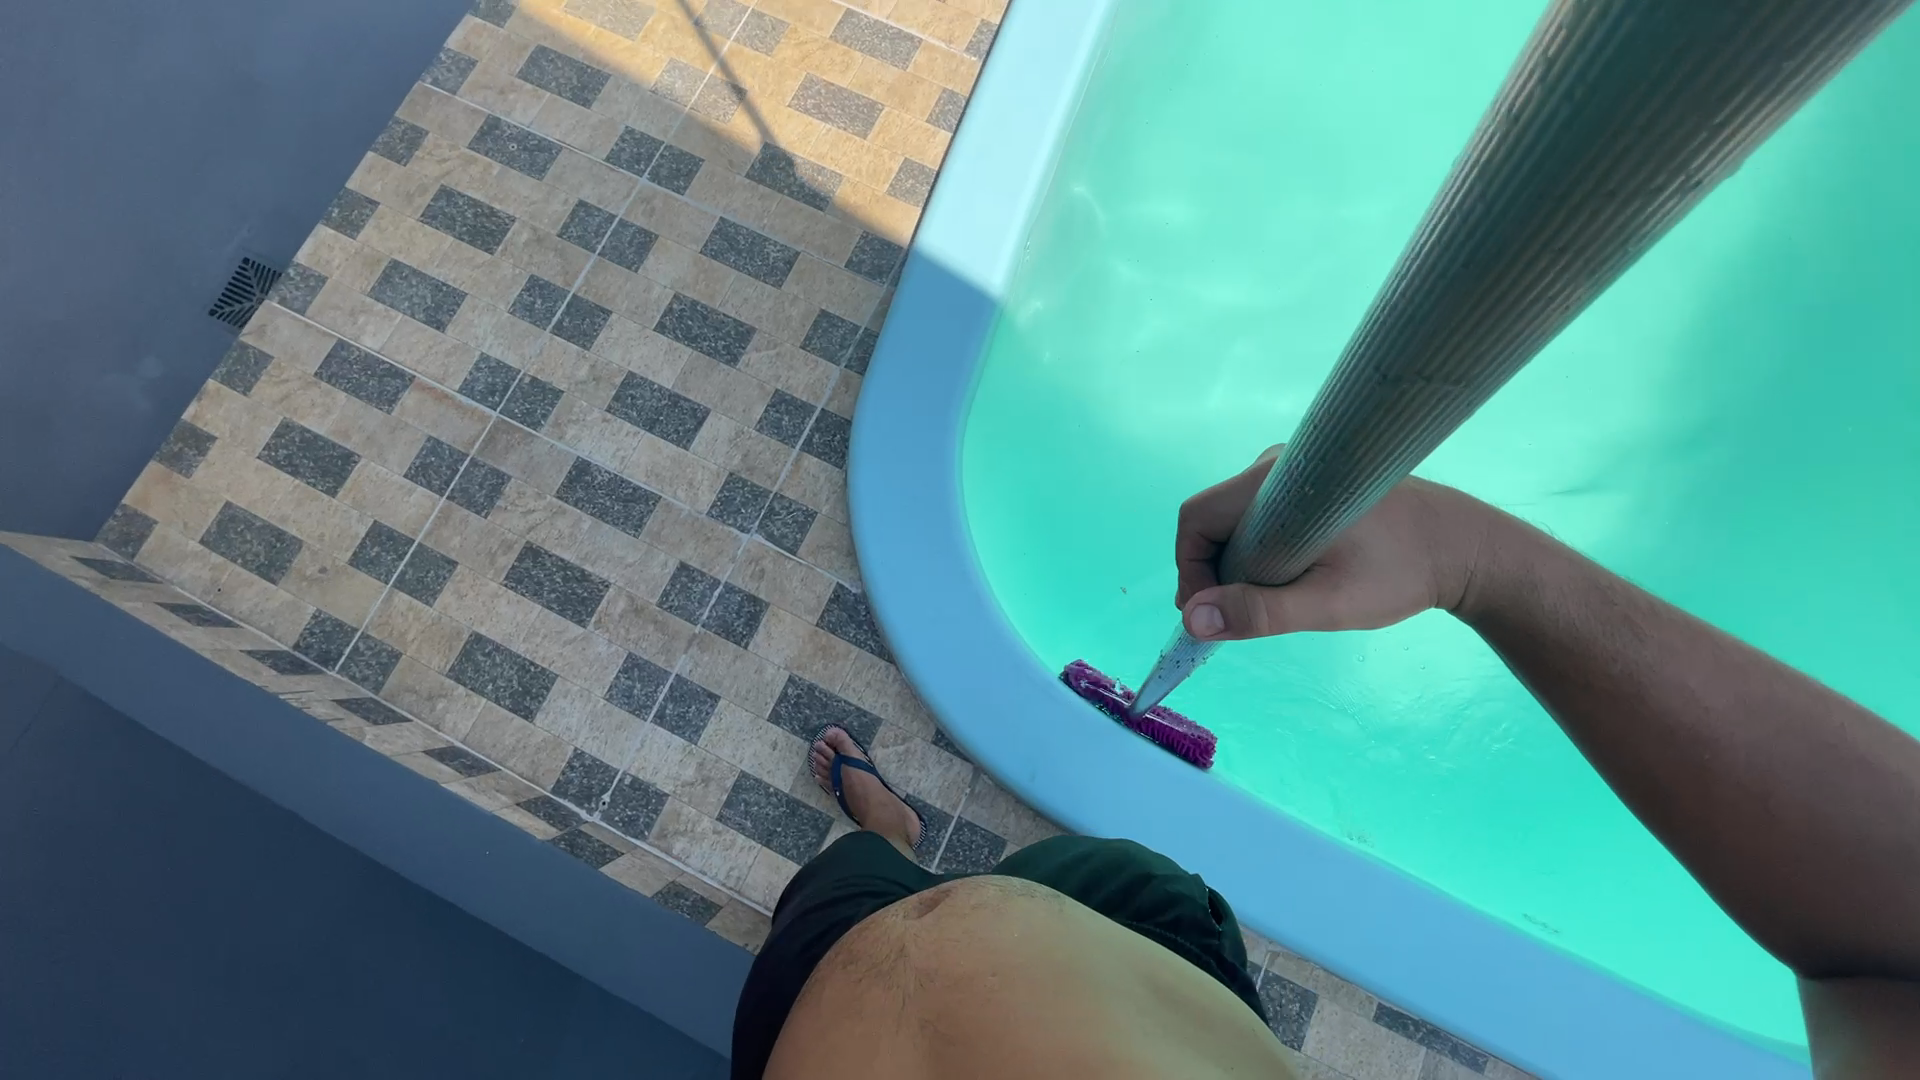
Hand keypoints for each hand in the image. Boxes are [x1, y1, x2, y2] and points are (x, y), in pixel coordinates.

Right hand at [1174, 445, 1497, 640]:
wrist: (1465, 547)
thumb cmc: (1399, 575)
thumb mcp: (1328, 603)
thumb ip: (1260, 612)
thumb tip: (1193, 620)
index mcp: (1271, 484)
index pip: (1196, 519)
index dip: (1189, 569)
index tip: (1210, 613)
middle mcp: (1271, 466)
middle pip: (1210, 518)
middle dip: (1211, 571)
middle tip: (1234, 615)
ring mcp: (1288, 472)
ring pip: (1231, 519)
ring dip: (1232, 563)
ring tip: (1261, 600)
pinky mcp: (1303, 482)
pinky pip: (1254, 516)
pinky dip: (1252, 551)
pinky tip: (1281, 577)